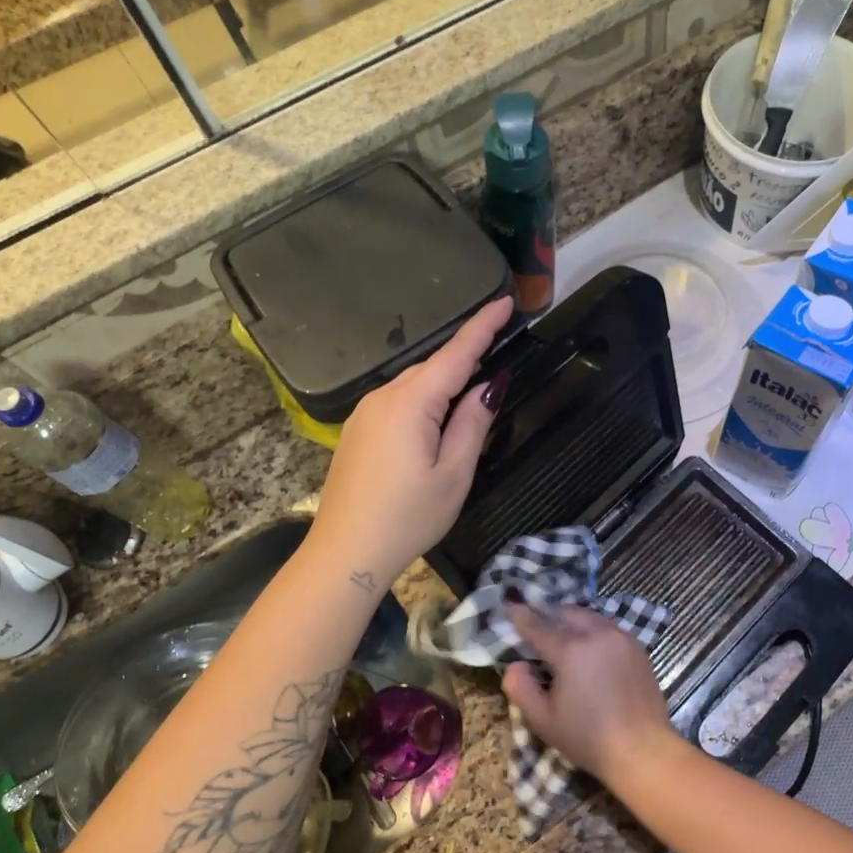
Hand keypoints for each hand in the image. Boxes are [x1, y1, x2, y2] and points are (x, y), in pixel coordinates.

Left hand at [313, 297, 513, 582]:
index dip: (483, 326)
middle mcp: (383, 397)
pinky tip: (439, 419)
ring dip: (446, 383)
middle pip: (433, 367)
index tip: (505, 300)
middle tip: (501, 355)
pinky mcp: (359, 430)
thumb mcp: (454, 473)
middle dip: (467, 357)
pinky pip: (400, 402)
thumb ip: (473, 423)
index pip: (455, 353)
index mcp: (411, 403)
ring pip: (415, 385)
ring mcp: (366, 413)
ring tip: (475, 394)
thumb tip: (491, 384)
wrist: (347, 552)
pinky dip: (425, 400)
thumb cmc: (408, 517)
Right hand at [502, 604, 678, 784]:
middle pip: (567, 613)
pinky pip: (609, 629)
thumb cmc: (587, 737)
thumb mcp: (543, 720)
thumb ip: (521, 688)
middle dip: (550, 617)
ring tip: (565, 640)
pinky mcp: (638, 648)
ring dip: (574, 622)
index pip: (538, 626)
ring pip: (591, 617)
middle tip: (539, 631)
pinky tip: (592, 652)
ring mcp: (622, 638)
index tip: (510, 605)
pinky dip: (595, 631)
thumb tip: (516, 665)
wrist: (642, 749)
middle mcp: (597, 634)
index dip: (521, 616)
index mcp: (571, 650)